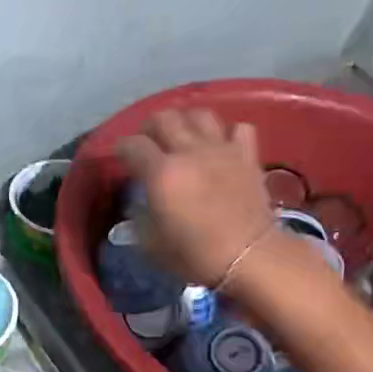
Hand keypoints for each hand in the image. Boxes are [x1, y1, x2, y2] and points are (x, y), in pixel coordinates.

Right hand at [116, 108, 277, 285]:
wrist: (250, 257)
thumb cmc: (197, 256)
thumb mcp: (153, 246)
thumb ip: (140, 219)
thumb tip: (139, 206)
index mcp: (162, 173)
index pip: (133, 145)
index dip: (122, 148)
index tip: (121, 158)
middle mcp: (189, 151)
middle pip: (165, 118)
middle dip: (151, 126)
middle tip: (149, 141)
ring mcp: (222, 149)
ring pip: (200, 114)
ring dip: (187, 121)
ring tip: (184, 136)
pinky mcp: (248, 156)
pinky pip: (238, 129)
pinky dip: (228, 133)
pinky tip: (223, 146)